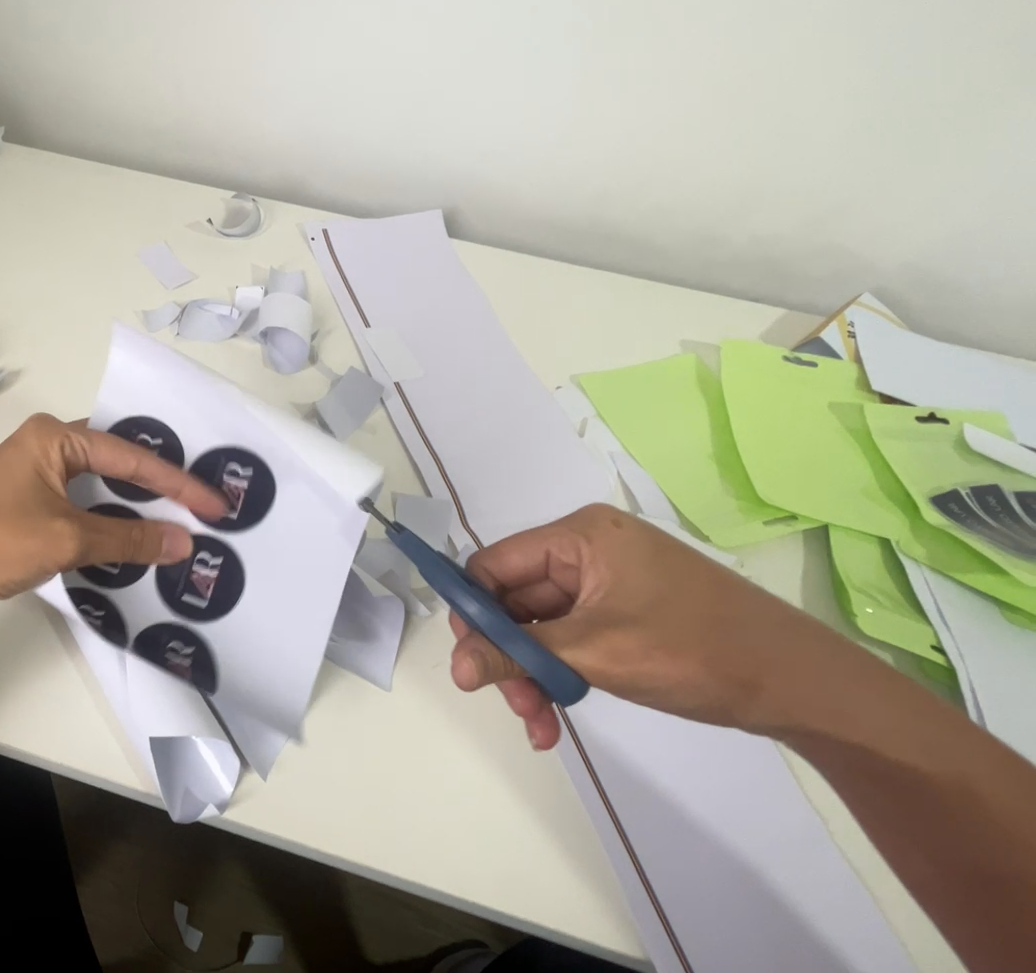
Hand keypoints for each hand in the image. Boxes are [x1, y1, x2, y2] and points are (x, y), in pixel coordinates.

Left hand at [0, 413, 225, 632]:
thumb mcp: (67, 540)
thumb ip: (128, 540)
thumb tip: (183, 541)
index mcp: (54, 436)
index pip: (131, 456)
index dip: (178, 483)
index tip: (216, 506)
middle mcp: (46, 445)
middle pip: (117, 463)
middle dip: (160, 488)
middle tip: (206, 509)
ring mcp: (34, 475)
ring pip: (99, 488)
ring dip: (134, 509)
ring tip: (180, 524)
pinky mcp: (26, 505)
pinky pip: (81, 507)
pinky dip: (108, 524)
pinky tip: (134, 540)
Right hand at [452, 504, 848, 748]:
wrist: (807, 687)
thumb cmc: (696, 651)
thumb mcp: (594, 653)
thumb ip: (516, 654)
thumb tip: (456, 669)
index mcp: (580, 536)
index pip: (494, 565)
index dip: (474, 613)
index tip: (470, 663)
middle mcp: (588, 550)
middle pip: (514, 601)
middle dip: (508, 657)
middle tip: (514, 705)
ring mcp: (608, 583)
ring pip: (539, 628)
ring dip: (531, 675)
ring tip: (539, 725)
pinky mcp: (623, 614)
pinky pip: (569, 639)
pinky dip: (558, 676)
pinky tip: (554, 720)